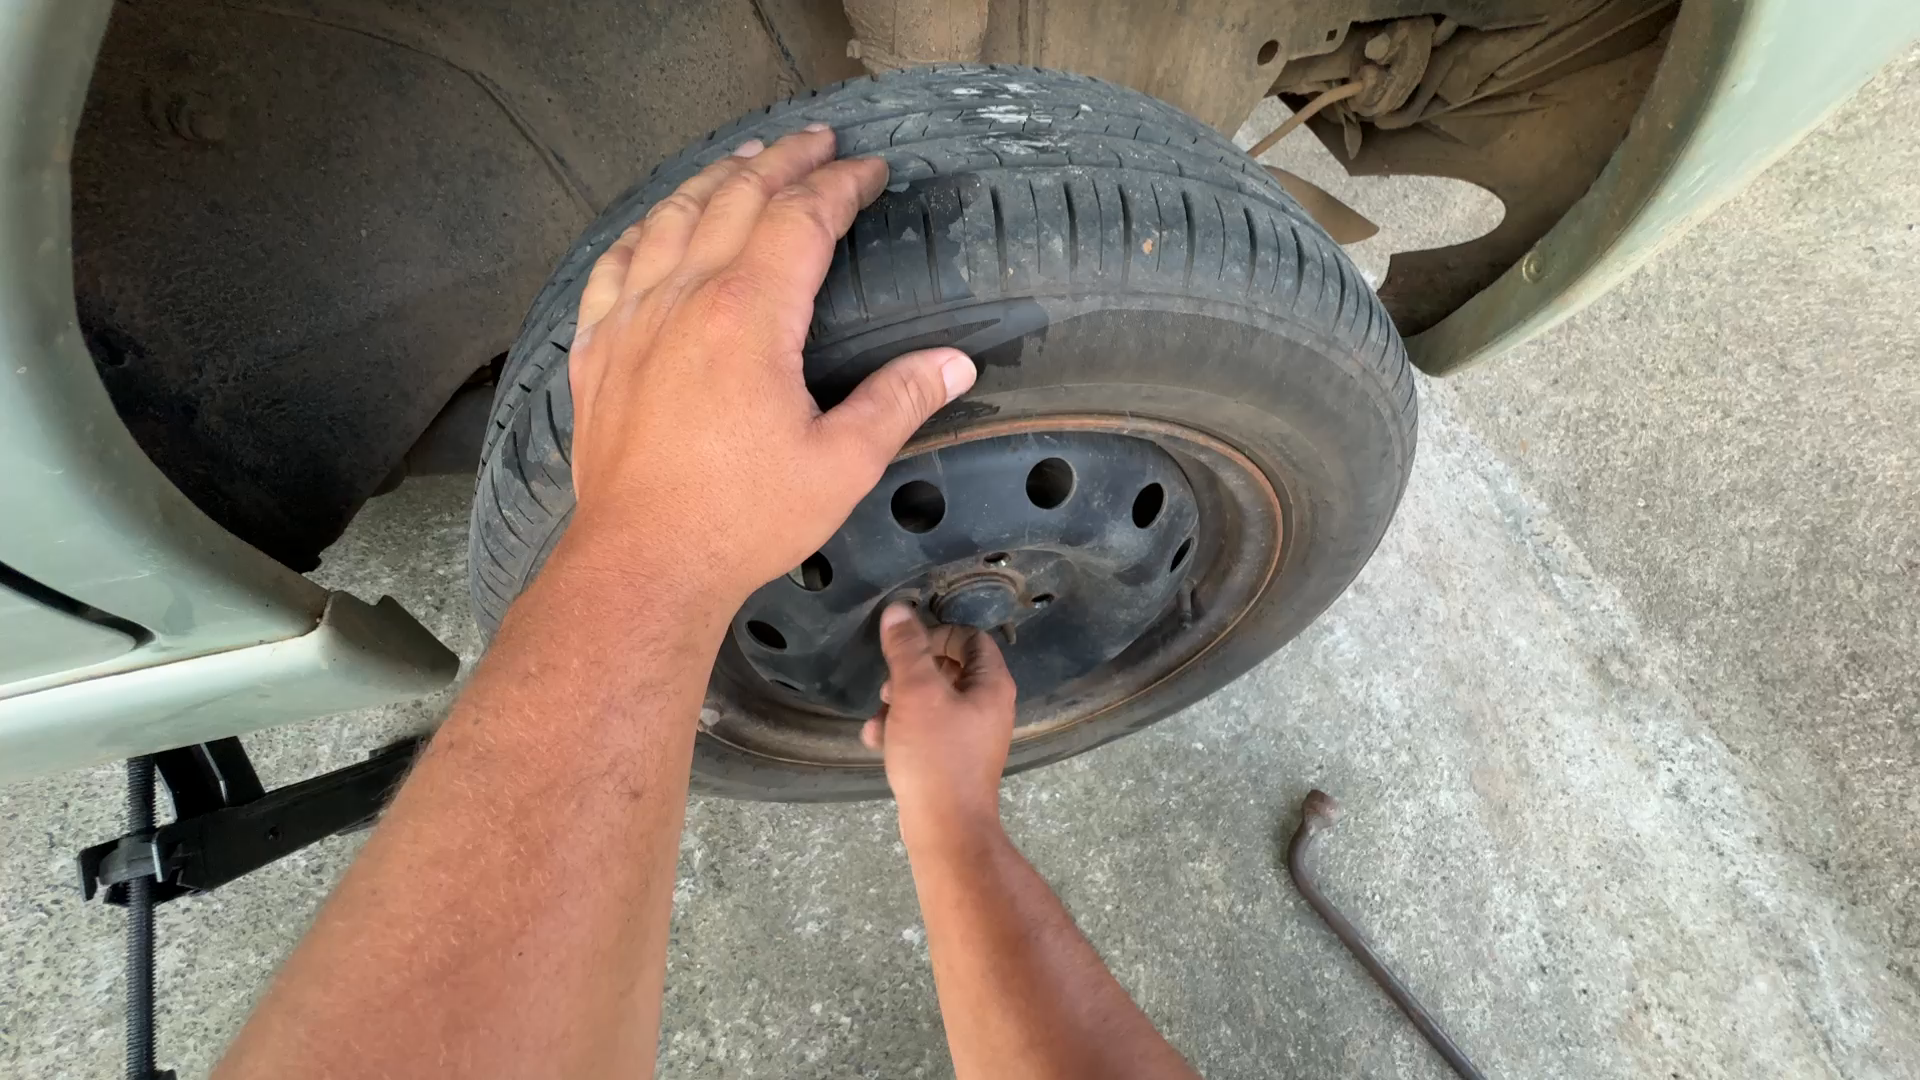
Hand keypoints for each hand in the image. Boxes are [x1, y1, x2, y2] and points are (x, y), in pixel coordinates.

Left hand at [559, 127, 976, 605]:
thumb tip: (955, 363)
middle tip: (817, 141)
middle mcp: (685, 298)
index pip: (801, 220)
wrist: (647, 560)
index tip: (869, 170)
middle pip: (737, 198)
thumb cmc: (746, 517)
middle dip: (784, 161)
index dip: (841, 186)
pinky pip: (616, 263)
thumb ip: (898, 402)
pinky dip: (646, 228)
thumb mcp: (842, 464)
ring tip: (747, 158)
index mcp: (750, 317)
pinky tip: (658, 222)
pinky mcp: (599, 349)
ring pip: (673, 217)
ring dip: (716, 178)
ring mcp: (633, 319)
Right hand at [863, 604, 1017, 830]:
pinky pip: (929, 730)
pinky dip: (904, 729)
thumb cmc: (936, 755)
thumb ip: (907, 649)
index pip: (971, 638)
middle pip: (950, 668)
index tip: (906, 646)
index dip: (938, 634)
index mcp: (992, 684)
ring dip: (901, 702)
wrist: (946, 830)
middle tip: (888, 684)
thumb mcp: (917, 693)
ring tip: (879, 716)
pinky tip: (877, 740)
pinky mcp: (955, 759)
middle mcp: (989, 706)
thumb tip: (898, 610)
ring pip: (934, 700)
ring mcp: (973, 735)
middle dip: (913, 671)